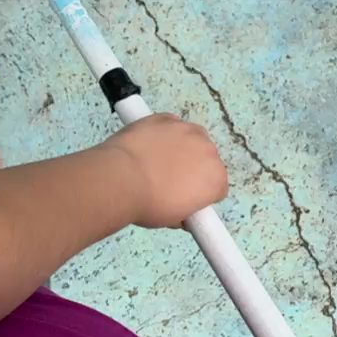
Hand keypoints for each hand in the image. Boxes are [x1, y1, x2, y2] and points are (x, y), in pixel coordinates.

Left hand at [98, 114, 228, 227]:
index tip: (184, 197)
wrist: (119, 180)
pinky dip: (160, 132)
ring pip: (189, 138)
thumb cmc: (147, 205)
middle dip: (190, 167)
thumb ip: (185, 209)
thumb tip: (181, 208)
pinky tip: (145, 144)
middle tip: (165, 178)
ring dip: (178, 146)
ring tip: (153, 159)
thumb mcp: (171, 219)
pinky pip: (168, 124)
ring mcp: (186, 130)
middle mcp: (208, 150)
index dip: (200, 193)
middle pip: (205, 159)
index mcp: (215, 178)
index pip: (217, 187)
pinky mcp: (164, 118)